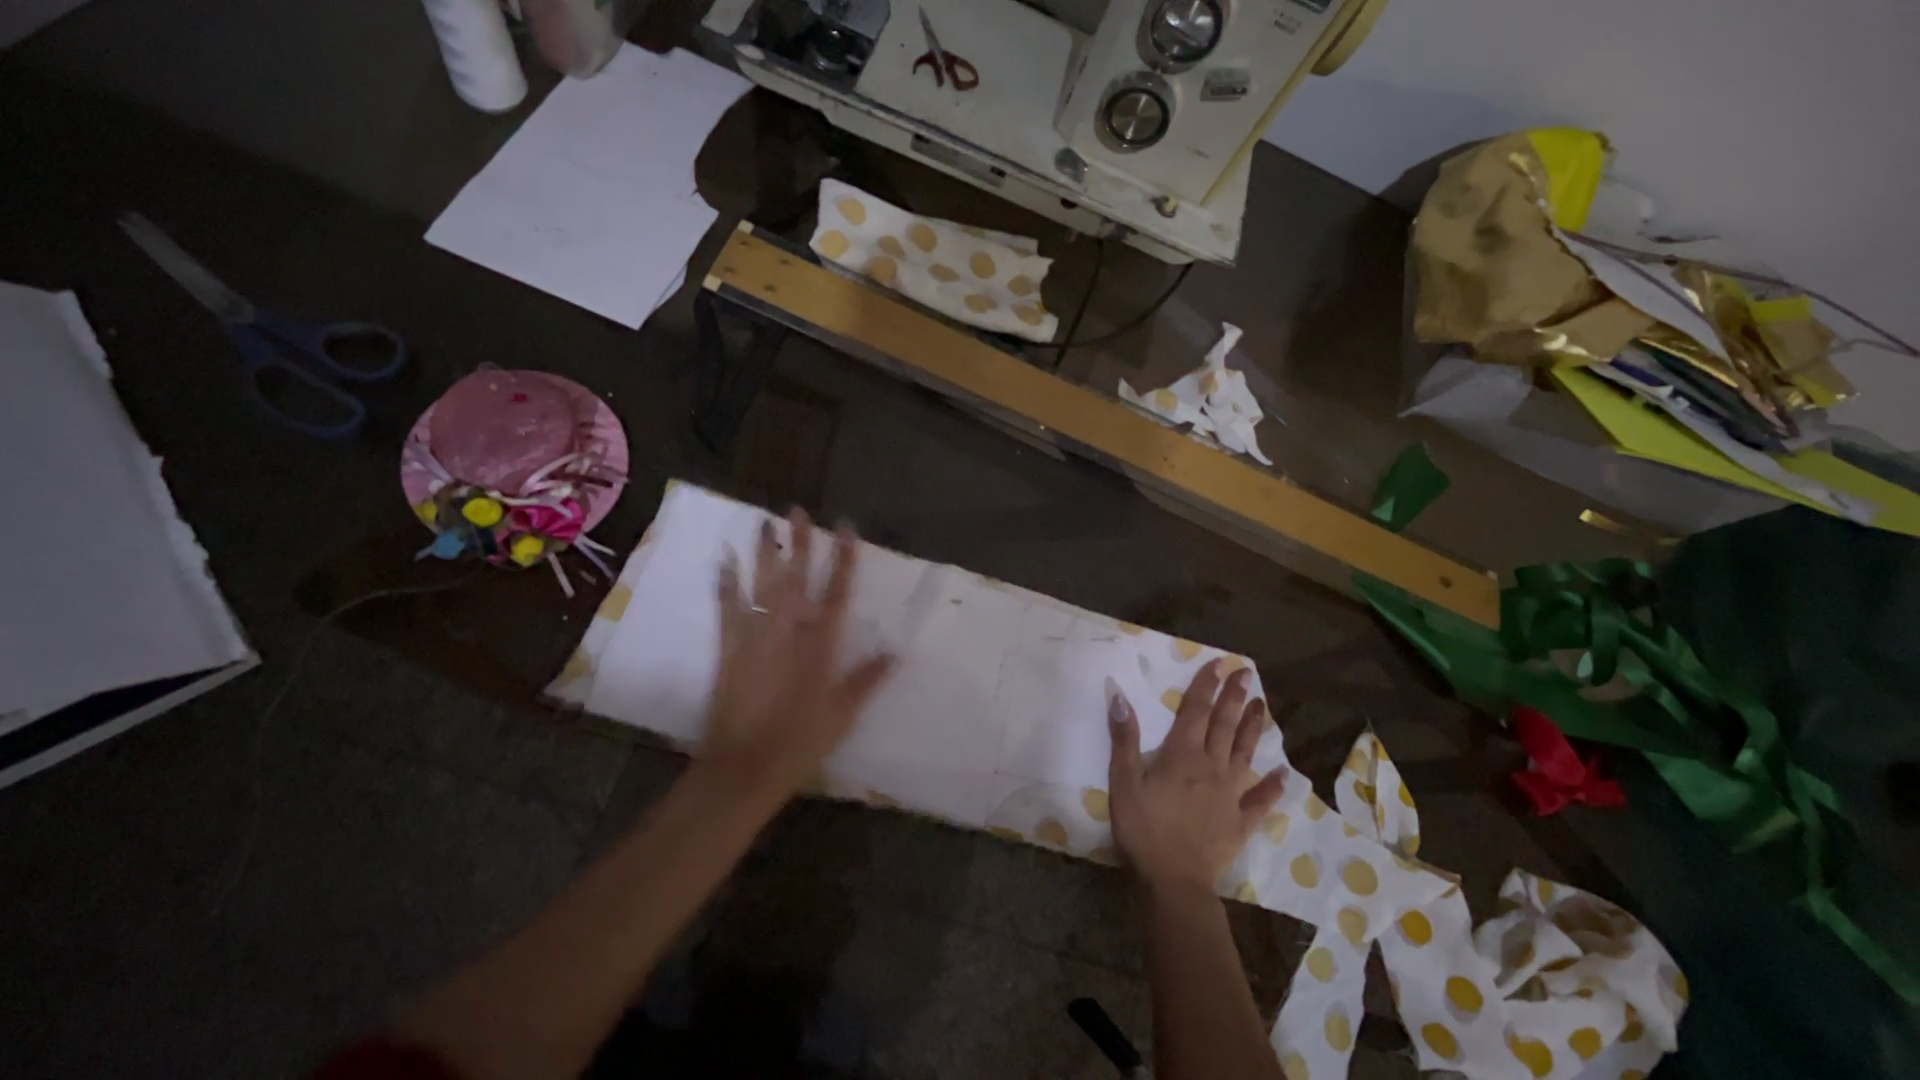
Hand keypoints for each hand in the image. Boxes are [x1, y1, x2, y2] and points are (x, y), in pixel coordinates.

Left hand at [703, 508, 896, 796]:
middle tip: (798, 510)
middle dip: (800, 542)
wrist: (744, 766)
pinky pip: (728, 605)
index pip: (838, 591)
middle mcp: (789, 629)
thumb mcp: (842, 714)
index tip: (846, 528)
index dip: (843, 558)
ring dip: (764, 551)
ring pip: (762, 582)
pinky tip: (724, 560)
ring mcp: (755, 634)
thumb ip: (867, 680)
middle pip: (797, 576)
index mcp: (822, 644)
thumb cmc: (800, 743)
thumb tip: (897, 653)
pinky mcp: (728, 647)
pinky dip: (726, 581)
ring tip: (765, 522)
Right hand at [1107, 659, 1287, 895]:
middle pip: (1225, 725)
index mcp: (1182, 755)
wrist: (1174, 879)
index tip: (1219, 664)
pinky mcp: (1241, 821)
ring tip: (1263, 706)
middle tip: (1247, 674)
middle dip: (1235, 697)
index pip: (1196, 711)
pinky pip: (1261, 800)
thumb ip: (1124, 739)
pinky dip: (1273, 785)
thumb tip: (1120, 696)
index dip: (1206, 686)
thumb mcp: (1123, 783)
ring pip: (1245, 753)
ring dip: (1253, 727)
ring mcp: (1231, 794)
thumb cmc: (1143, 829)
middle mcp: (1212, 767)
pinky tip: (1283, 773)